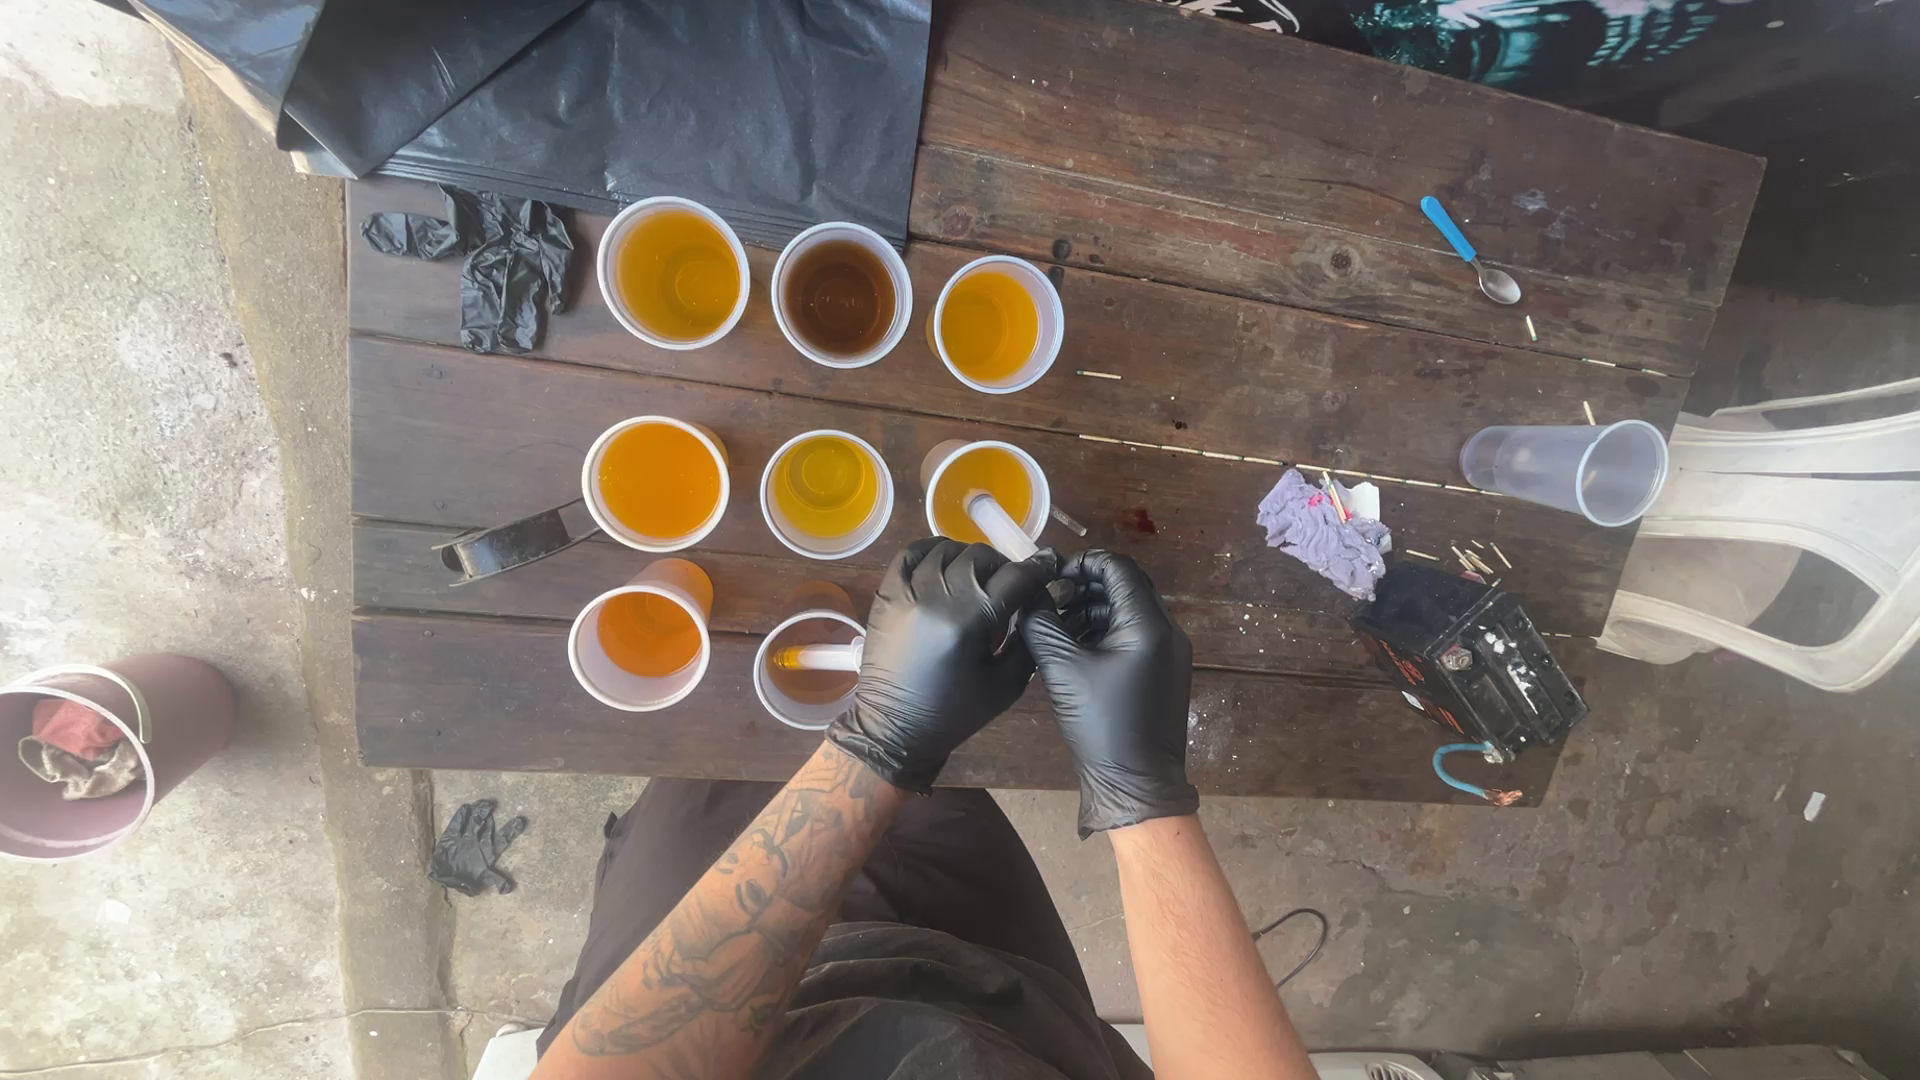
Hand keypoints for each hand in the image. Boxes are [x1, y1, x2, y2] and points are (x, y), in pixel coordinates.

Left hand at [828, 538, 1055, 792]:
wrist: (894, 729)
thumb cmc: (955, 713)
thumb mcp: (1007, 684)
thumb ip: (1028, 637)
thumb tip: (1042, 599)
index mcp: (969, 621)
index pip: (1014, 576)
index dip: (1038, 569)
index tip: (1048, 566)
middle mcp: (936, 596)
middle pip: (981, 557)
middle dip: (1003, 567)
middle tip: (1009, 586)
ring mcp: (907, 590)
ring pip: (948, 549)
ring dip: (970, 559)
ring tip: (976, 580)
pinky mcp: (887, 592)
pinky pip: (912, 552)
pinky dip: (934, 551)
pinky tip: (945, 566)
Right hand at [1020, 549, 1199, 836]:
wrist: (1136, 784)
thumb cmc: (1100, 724)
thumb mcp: (1062, 669)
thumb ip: (1042, 624)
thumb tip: (1029, 596)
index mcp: (1148, 625)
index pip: (1119, 568)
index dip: (1084, 563)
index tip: (1053, 575)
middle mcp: (1167, 632)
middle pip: (1126, 587)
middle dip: (1086, 587)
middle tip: (1052, 599)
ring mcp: (1168, 654)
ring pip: (1128, 611)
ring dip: (1092, 609)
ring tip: (1056, 625)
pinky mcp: (1161, 672)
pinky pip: (1133, 635)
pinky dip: (1104, 631)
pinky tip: (1074, 646)